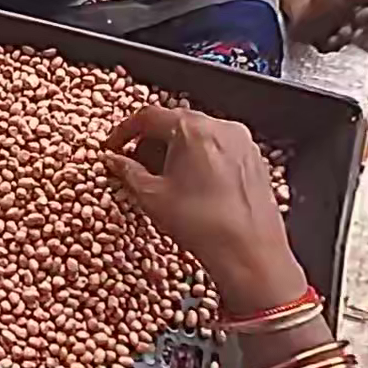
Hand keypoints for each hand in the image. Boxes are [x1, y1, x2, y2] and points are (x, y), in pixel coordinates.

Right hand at [102, 106, 307, 313]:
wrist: (248, 251)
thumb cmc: (200, 223)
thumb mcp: (150, 196)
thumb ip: (127, 171)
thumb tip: (113, 160)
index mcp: (193, 130)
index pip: (148, 116)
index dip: (124, 131)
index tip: (113, 146)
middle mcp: (221, 128)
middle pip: (175, 122)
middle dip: (149, 141)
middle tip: (132, 163)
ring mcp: (242, 142)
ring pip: (197, 134)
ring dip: (172, 149)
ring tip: (159, 177)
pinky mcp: (254, 159)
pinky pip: (216, 147)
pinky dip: (196, 157)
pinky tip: (186, 184)